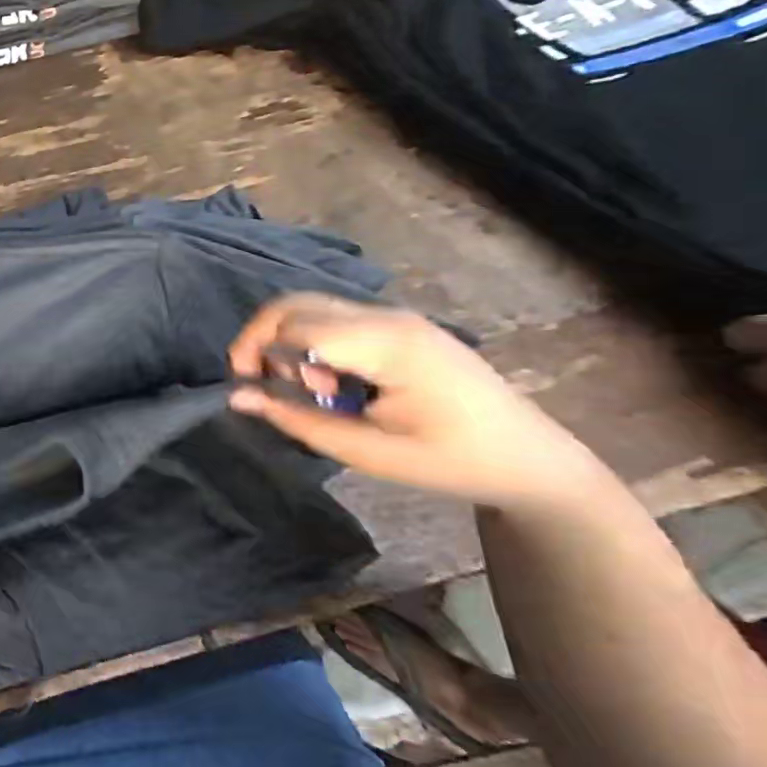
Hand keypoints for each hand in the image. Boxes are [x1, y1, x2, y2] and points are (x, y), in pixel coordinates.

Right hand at [228, 293, 616, 513]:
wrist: (531, 459)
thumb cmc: (451, 461)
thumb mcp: (368, 452)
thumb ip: (297, 419)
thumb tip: (236, 396)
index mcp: (386, 344)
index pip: (293, 326)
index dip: (257, 353)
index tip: (256, 395)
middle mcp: (385, 316)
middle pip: (294, 305)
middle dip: (262, 341)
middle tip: (265, 387)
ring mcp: (393, 316)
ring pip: (308, 306)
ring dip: (285, 341)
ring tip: (304, 389)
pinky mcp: (395, 324)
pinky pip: (330, 317)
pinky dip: (308, 341)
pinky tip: (329, 382)